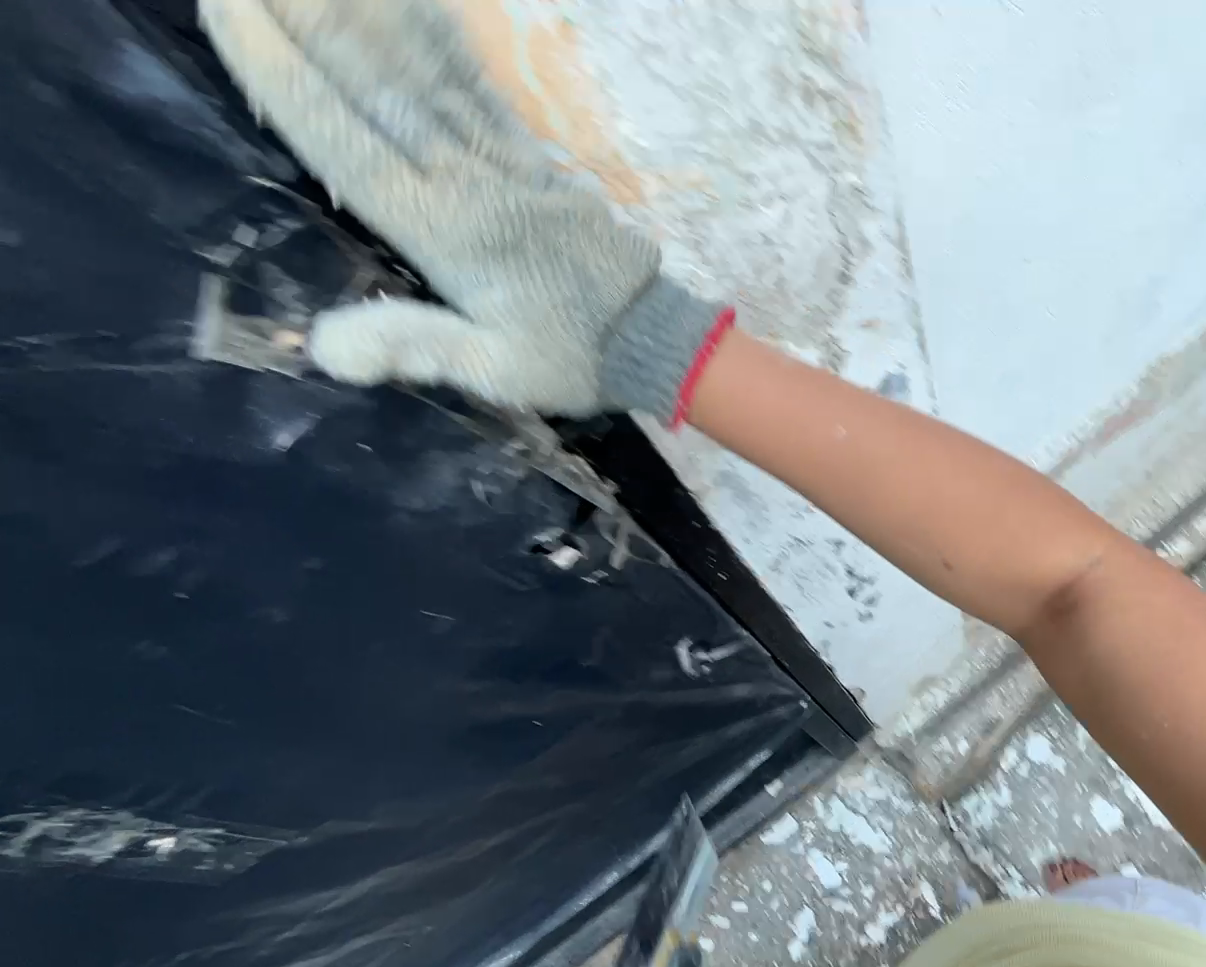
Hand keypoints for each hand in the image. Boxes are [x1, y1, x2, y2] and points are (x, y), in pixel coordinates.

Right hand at [200, 0, 727, 420]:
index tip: (230, 10)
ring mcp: (509, 169)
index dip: (286, 79)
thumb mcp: (495, 371)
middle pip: (379, 93)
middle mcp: (470, 186)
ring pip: (428, 80)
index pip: (346, 146)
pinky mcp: (539, 164)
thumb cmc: (573, 360)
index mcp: (445, 235)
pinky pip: (485, 94)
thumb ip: (416, 348)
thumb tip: (324, 348)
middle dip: (313, 22)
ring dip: (371, 16)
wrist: (655, 339)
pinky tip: (422, 4)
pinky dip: (448, 45)